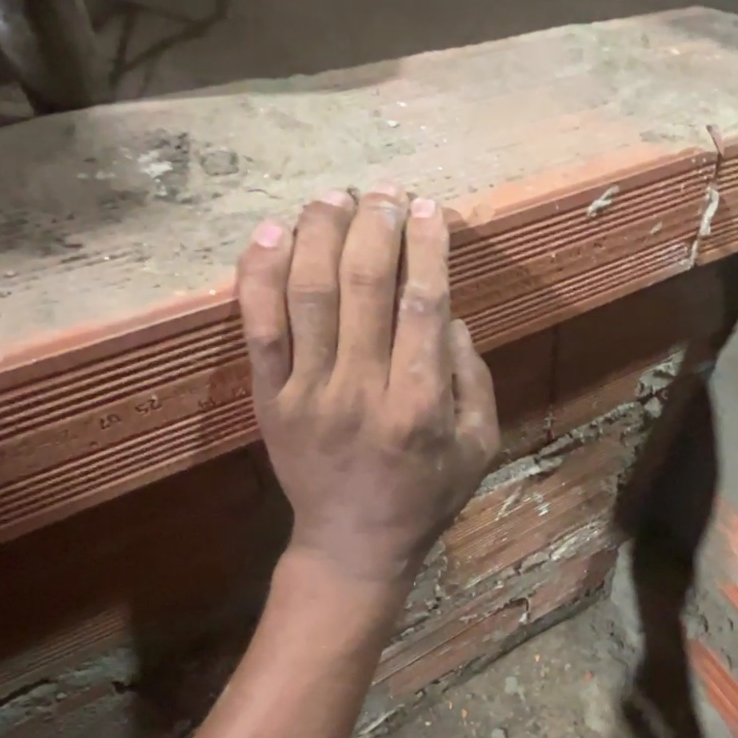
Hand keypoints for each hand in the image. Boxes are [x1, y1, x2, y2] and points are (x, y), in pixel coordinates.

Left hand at [236, 186, 498, 585]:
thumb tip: (448, 315)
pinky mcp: (268, 398)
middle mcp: (361, 389)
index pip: (422, 304)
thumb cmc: (426, 496)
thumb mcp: (479, 448)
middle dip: (376, 226)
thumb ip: (472, 380)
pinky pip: (258, 326)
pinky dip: (261, 274)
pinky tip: (275, 233)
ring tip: (335, 197)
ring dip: (321, 233)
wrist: (354, 543)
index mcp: (419, 404)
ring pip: (307, 293)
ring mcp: (307, 392)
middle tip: (385, 193)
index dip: (427, 248)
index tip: (429, 209)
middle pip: (363, 285)